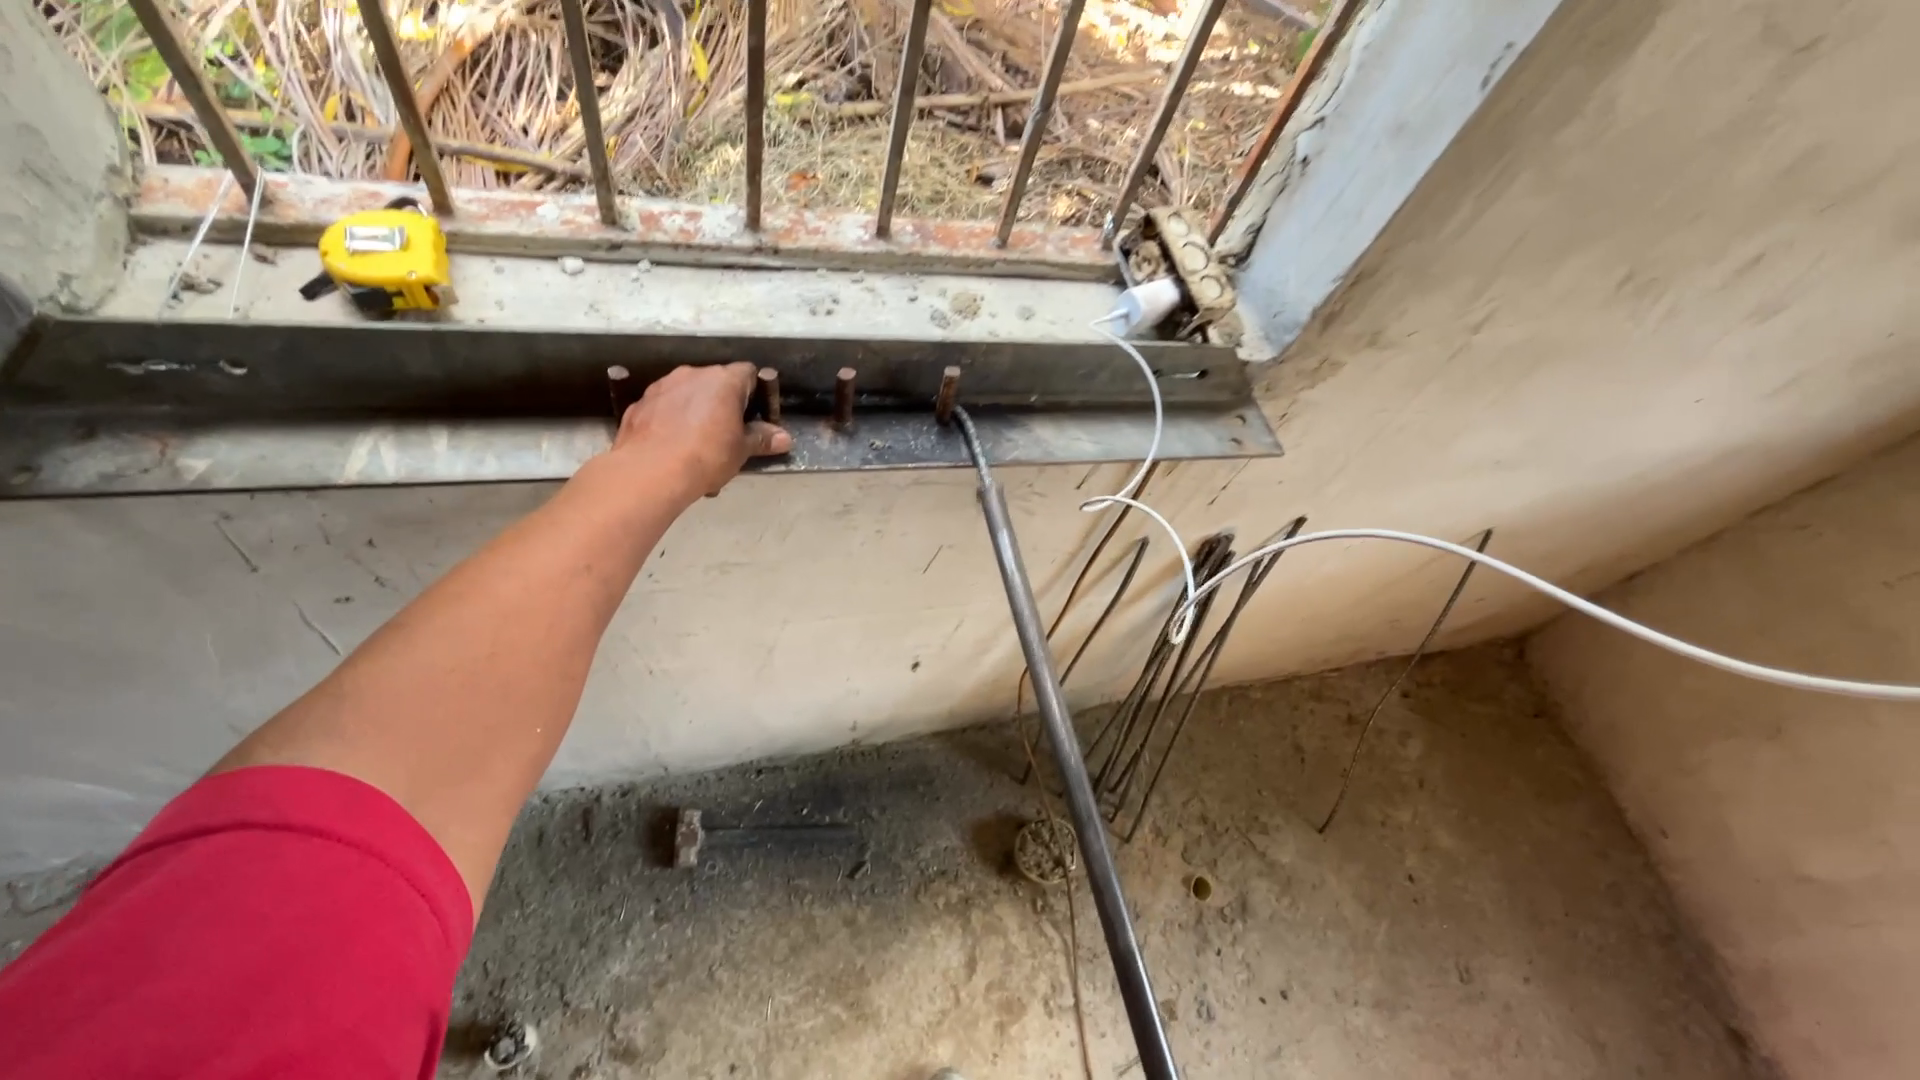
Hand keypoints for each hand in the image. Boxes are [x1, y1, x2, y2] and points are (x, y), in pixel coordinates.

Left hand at [610, 363, 790, 498]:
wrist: (651, 471)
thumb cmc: (706, 456)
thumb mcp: (741, 450)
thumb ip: (762, 439)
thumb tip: (784, 438)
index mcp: (723, 380)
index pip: (748, 373)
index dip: (754, 393)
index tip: (754, 416)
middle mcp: (692, 375)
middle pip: (716, 383)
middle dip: (723, 404)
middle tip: (727, 434)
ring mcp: (663, 386)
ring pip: (688, 395)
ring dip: (696, 412)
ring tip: (697, 445)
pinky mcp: (640, 403)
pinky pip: (664, 408)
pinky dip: (671, 421)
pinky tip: (672, 447)